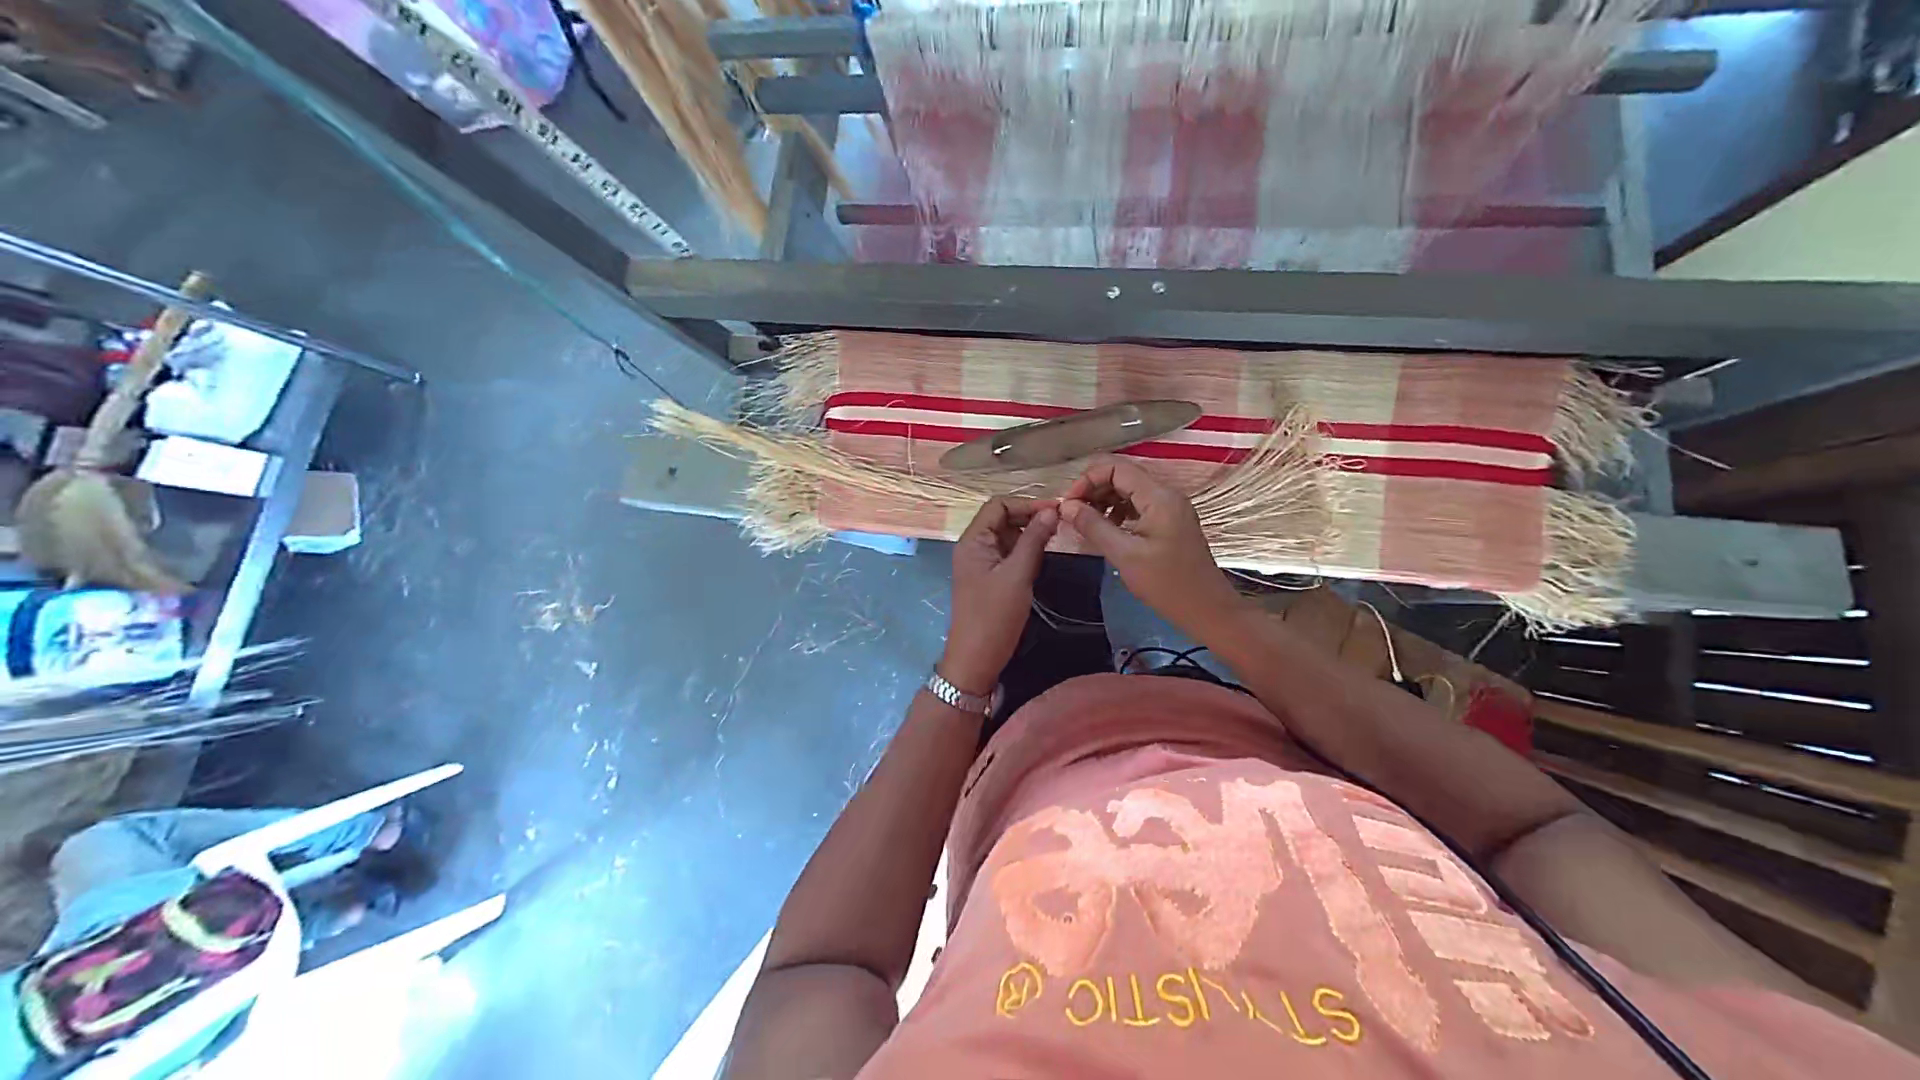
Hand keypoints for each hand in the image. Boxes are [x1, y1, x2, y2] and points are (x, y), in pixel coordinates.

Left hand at [941, 497, 1058, 694]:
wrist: (976, 659)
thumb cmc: (994, 616)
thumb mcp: (1018, 575)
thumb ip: (1034, 540)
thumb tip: (1051, 511)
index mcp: (973, 540)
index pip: (998, 505)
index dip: (1027, 503)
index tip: (1057, 510)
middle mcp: (973, 546)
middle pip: (1002, 518)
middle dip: (1030, 517)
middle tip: (1061, 523)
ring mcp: (980, 563)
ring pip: (1006, 536)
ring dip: (1030, 534)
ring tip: (1058, 536)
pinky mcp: (989, 578)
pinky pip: (1008, 554)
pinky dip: (1025, 550)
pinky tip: (1044, 554)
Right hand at [1060, 459, 1244, 635]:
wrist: (1207, 609)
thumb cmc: (1166, 584)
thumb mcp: (1124, 555)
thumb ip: (1093, 526)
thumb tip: (1066, 506)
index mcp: (1158, 497)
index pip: (1116, 467)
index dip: (1087, 479)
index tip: (1068, 504)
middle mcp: (1166, 494)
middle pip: (1122, 475)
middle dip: (1093, 490)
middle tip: (1072, 514)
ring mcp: (1169, 507)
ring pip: (1128, 490)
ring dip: (1103, 501)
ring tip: (1084, 523)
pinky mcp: (1169, 521)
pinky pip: (1137, 505)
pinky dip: (1116, 512)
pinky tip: (1105, 531)